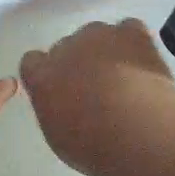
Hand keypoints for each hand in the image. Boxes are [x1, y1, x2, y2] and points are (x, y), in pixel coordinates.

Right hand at [20, 18, 174, 175]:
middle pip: (66, 47)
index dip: (48, 74)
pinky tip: (141, 64)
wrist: (141, 131)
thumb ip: (54, 109)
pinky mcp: (133, 33)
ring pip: (97, 36)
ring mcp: (100, 35)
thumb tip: (62, 101)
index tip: (60, 90)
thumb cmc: (94, 145)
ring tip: (125, 78)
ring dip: (105, 51)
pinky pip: (128, 30)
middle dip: (77, 63)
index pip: (33, 62)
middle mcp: (66, 48)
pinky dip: (133, 43)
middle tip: (96, 89)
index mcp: (42, 76)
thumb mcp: (59, 136)